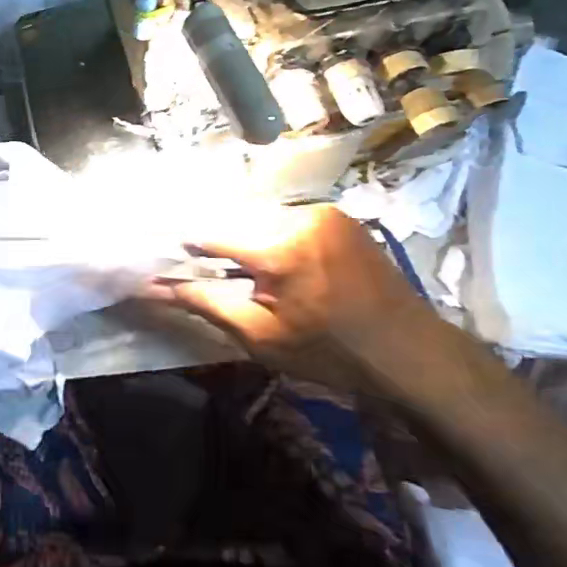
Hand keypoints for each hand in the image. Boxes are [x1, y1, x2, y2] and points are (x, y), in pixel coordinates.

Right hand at [149, 206, 479, 398]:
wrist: (411, 352)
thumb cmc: (330, 352)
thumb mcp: (260, 337)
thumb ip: (205, 303)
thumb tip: (155, 287)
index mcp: (280, 251)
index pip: (212, 236)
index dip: (187, 247)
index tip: (168, 256)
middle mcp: (300, 219)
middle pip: (237, 223)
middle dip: (220, 244)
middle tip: (213, 270)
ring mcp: (324, 213)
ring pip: (262, 218)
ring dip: (247, 238)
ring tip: (247, 269)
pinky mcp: (339, 216)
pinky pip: (288, 218)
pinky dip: (274, 234)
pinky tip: (278, 262)